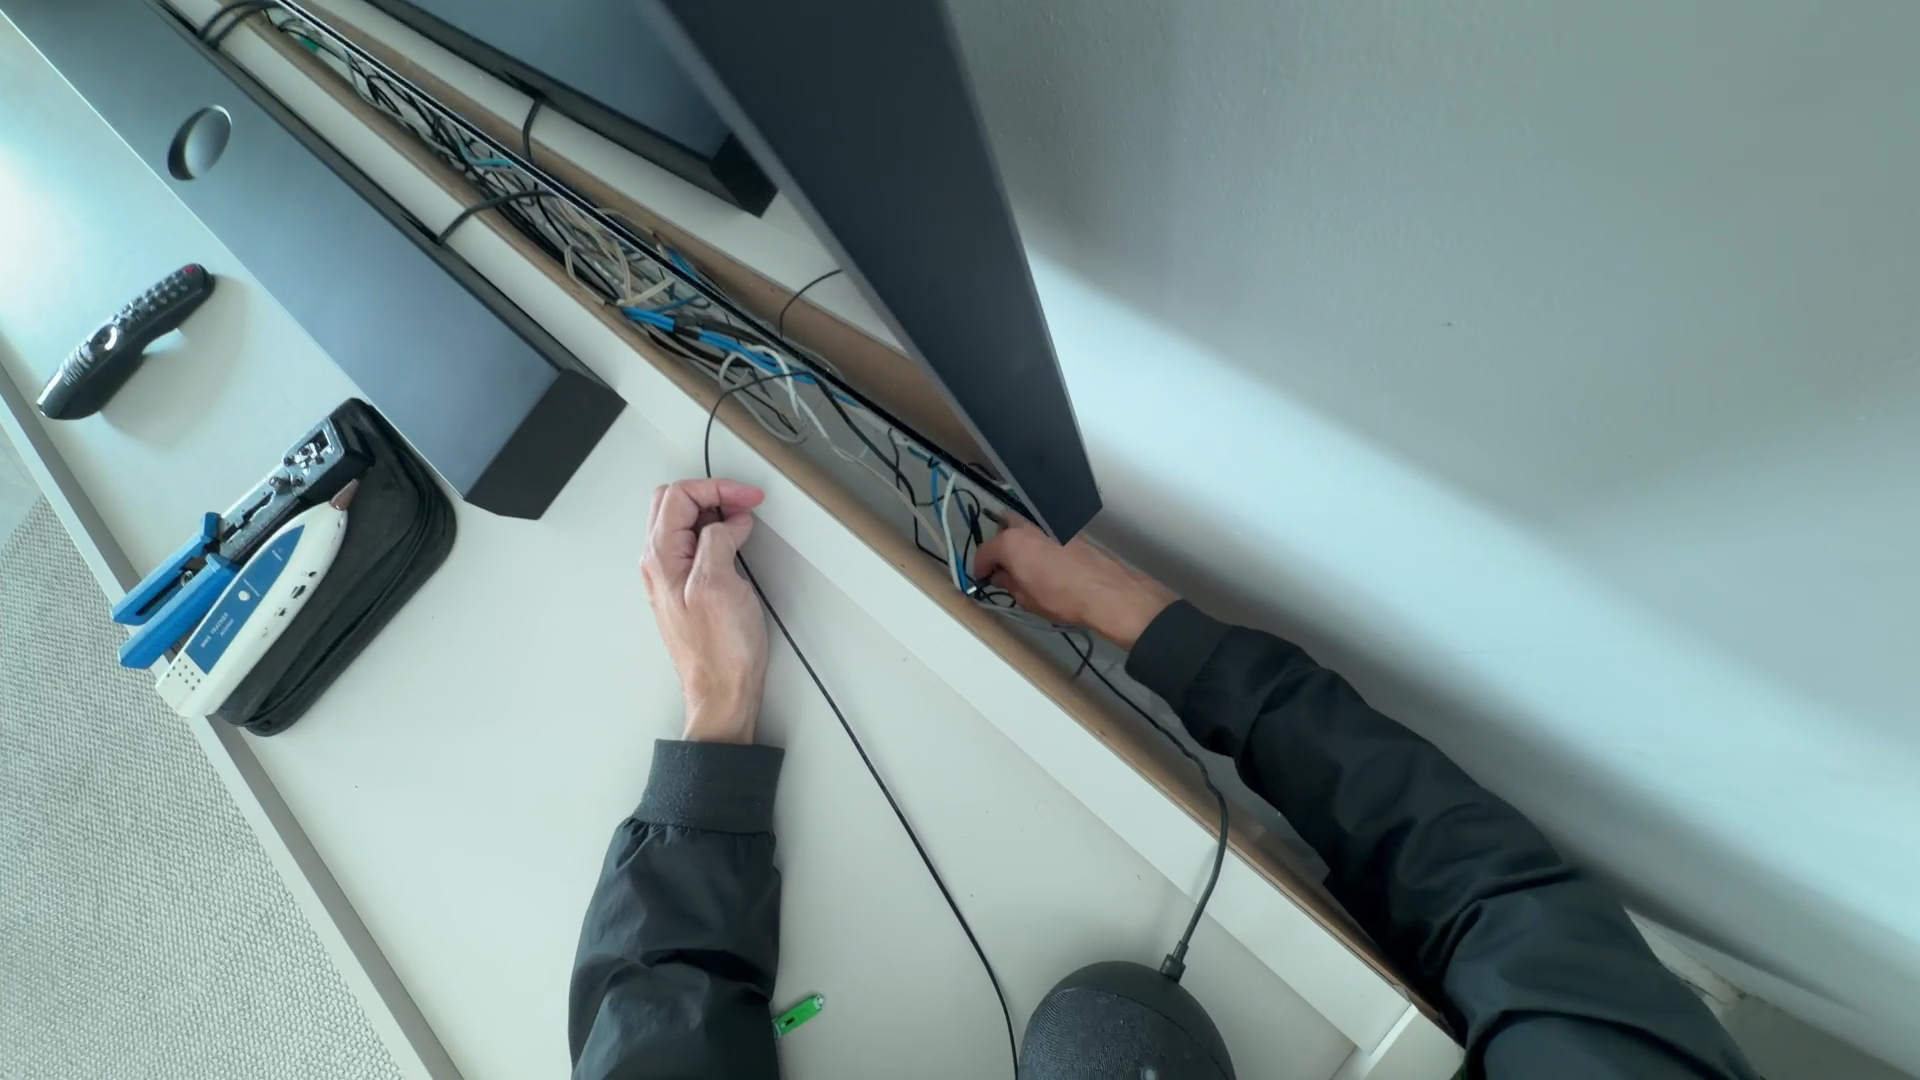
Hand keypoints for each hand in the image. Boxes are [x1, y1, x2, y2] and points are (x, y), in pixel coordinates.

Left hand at [641, 479, 768, 743]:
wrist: (721, 690)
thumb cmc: (720, 649)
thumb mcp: (719, 584)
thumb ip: (719, 541)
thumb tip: (728, 521)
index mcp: (661, 558)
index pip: (679, 497)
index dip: (717, 489)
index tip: (748, 497)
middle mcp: (659, 563)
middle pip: (674, 503)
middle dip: (711, 494)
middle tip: (745, 502)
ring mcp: (672, 576)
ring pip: (683, 522)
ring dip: (714, 511)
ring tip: (744, 519)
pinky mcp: (688, 587)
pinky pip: (695, 544)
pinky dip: (717, 532)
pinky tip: (737, 541)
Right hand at [972, 521, 1177, 649]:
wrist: (1106, 592)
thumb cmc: (1062, 597)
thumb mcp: (1027, 599)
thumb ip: (1009, 584)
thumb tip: (1002, 577)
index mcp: (1010, 543)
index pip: (984, 551)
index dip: (979, 568)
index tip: (982, 579)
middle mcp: (1029, 527)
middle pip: (1004, 527)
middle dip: (999, 544)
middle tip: (1002, 566)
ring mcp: (1051, 526)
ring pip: (1027, 526)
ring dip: (1020, 541)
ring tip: (1024, 565)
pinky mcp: (1071, 531)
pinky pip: (1046, 532)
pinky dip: (1040, 543)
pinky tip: (1046, 563)